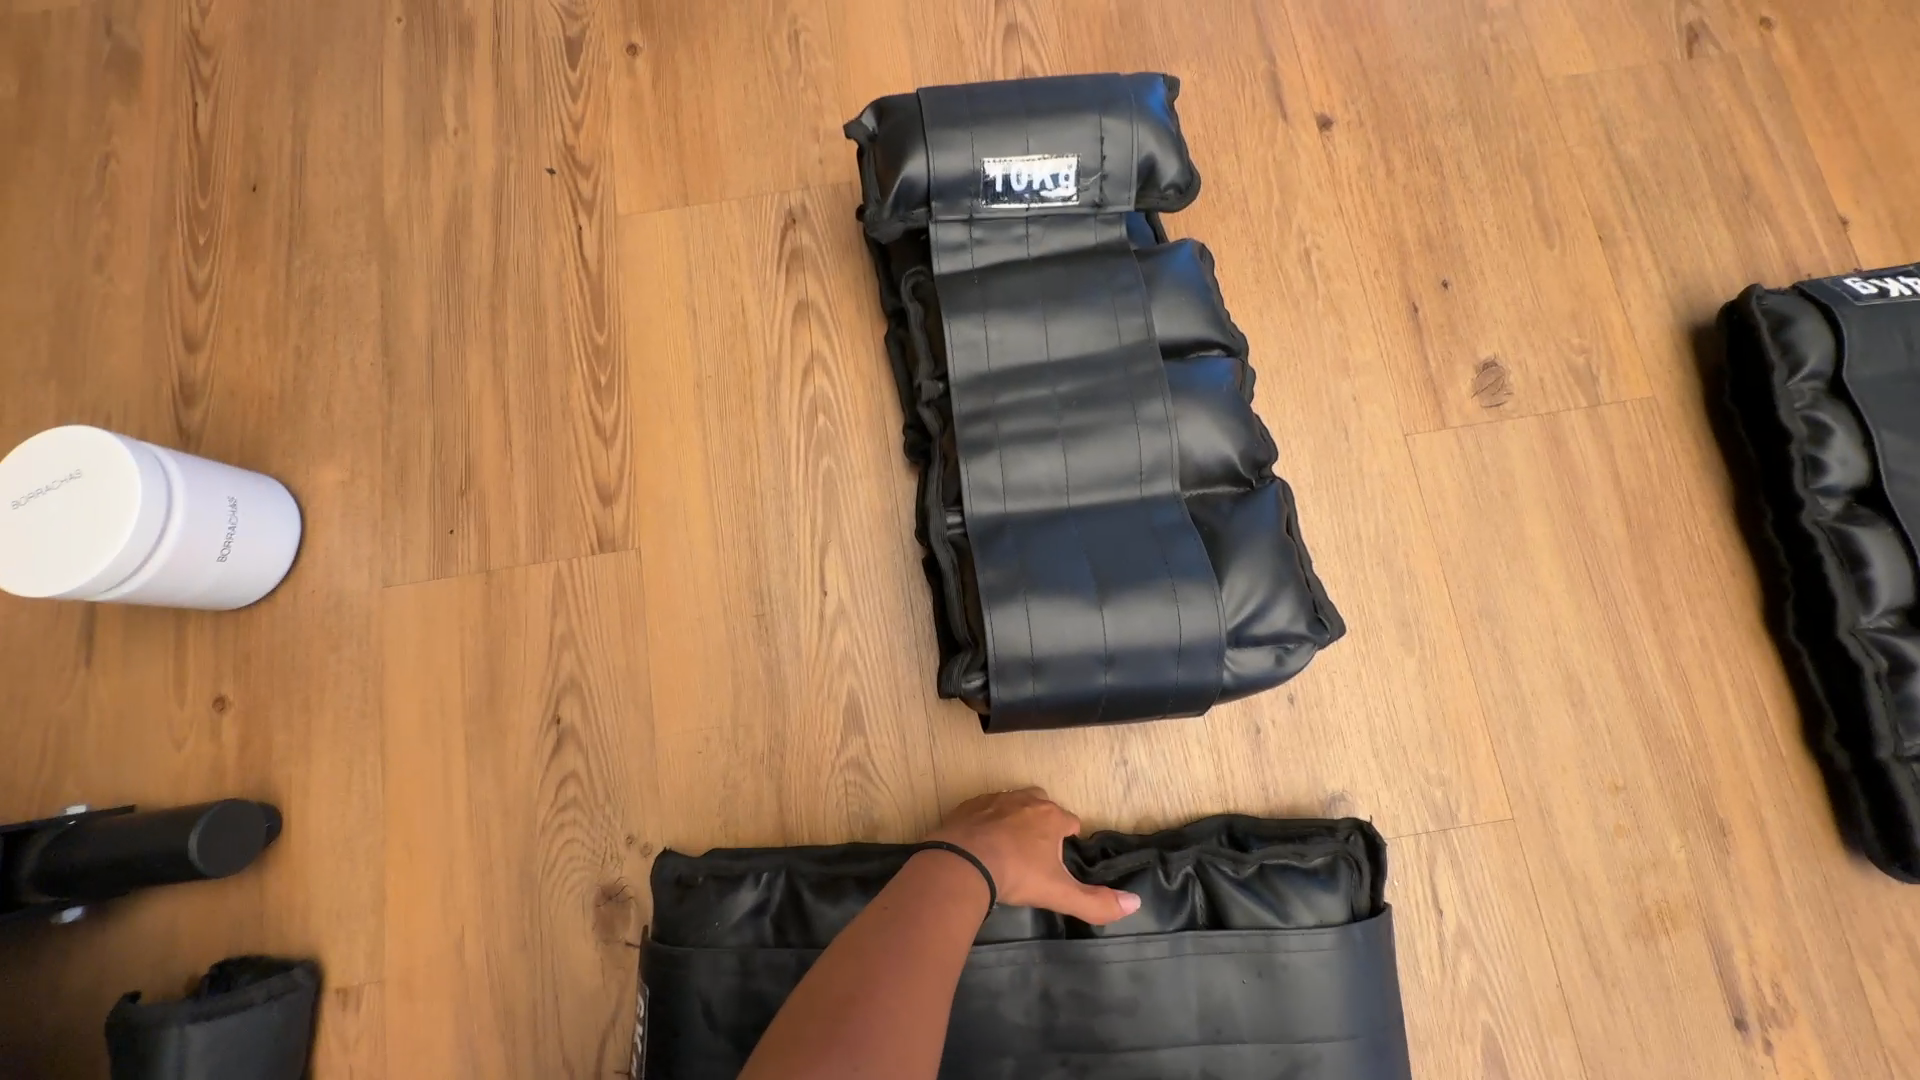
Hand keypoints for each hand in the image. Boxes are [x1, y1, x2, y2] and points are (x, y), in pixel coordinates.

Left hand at [928, 788, 1140, 924]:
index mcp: (1051, 817)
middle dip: (1043, 822)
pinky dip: (987, 821)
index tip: (1060, 859)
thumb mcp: (1059, 893)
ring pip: (1013, 803)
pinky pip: (985, 808)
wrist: (962, 861)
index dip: (1069, 838)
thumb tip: (1135, 903)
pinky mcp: (970, 804)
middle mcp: (1026, 800)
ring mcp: (996, 799)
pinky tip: (982, 842)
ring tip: (1009, 847)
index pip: (1071, 821)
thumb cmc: (1016, 874)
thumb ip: (1096, 902)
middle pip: (1043, 805)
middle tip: (1036, 852)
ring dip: (1015, 819)